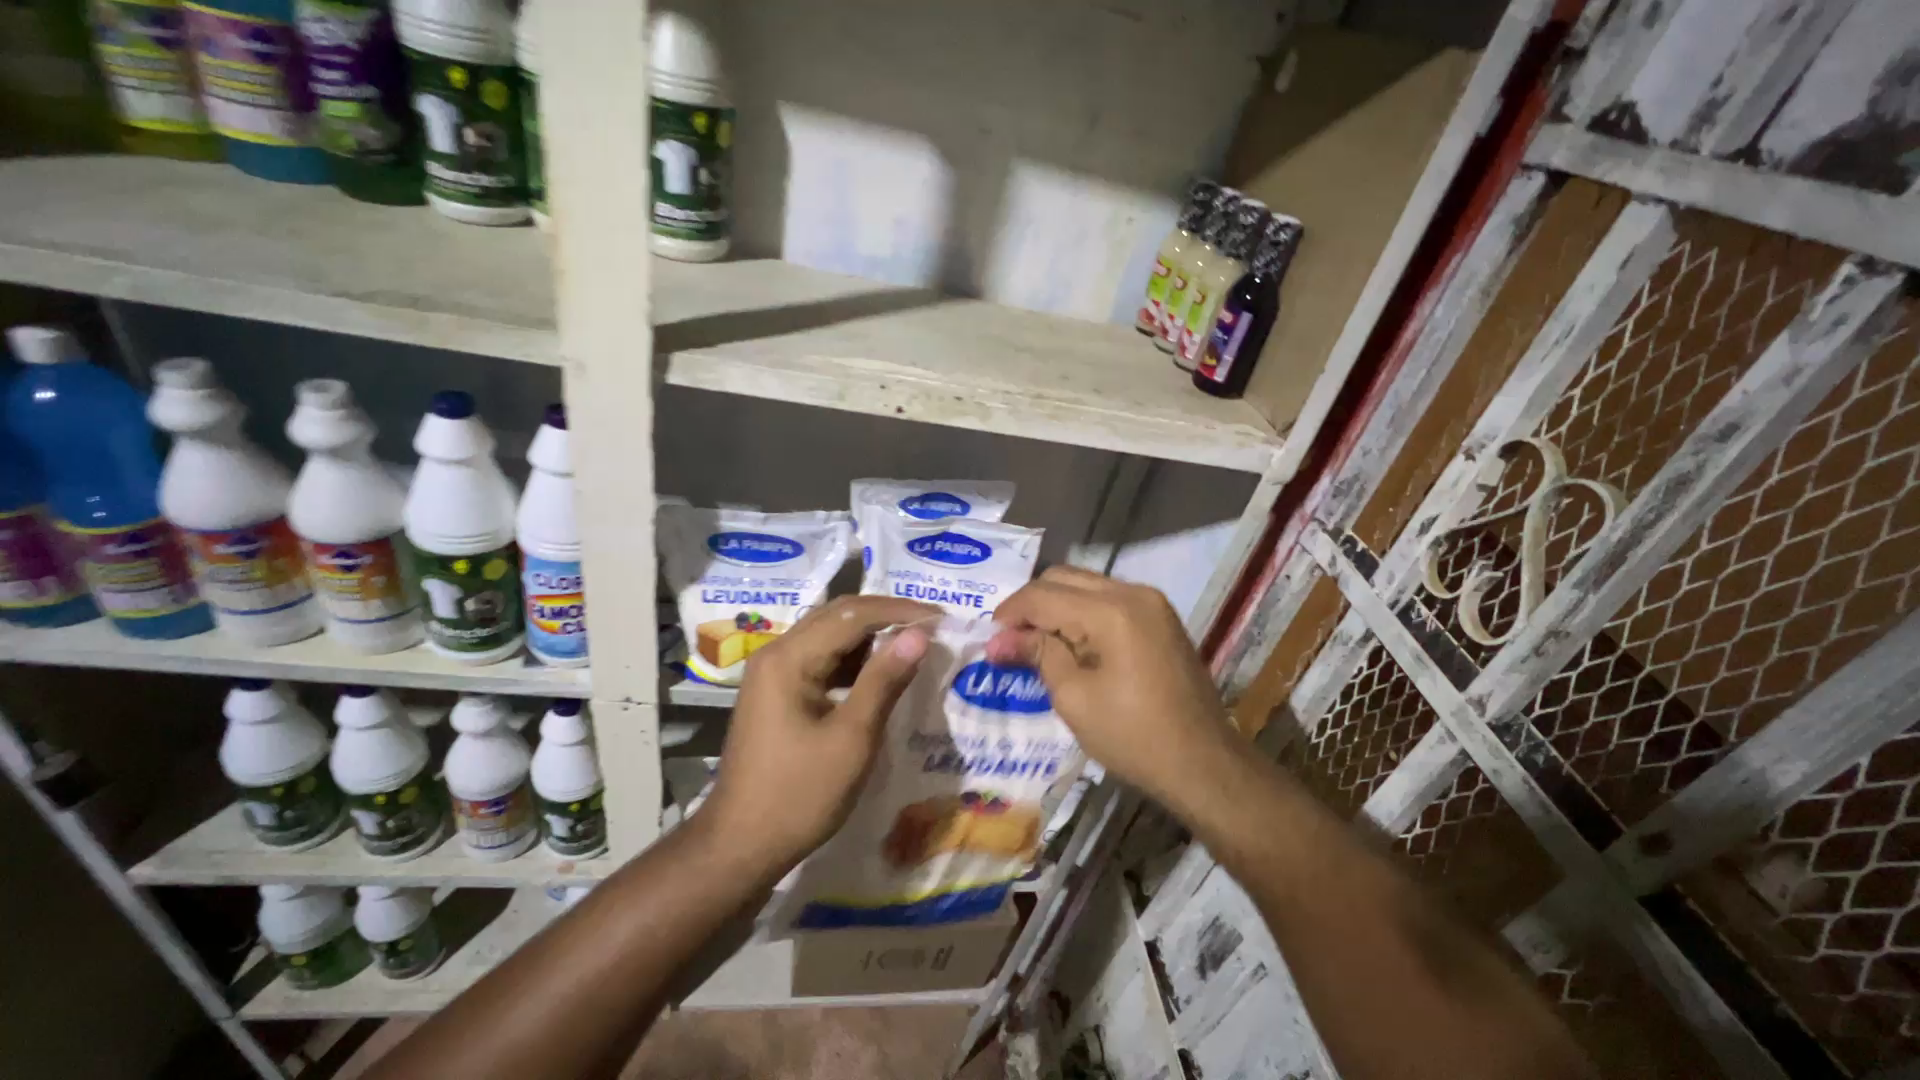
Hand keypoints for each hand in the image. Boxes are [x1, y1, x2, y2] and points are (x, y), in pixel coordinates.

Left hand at [701, 595, 937, 877]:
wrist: (742, 844)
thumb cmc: (800, 793)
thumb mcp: (852, 738)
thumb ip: (885, 680)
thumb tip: (920, 634)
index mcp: (789, 658)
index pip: (852, 614)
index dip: (900, 611)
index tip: (944, 618)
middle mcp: (776, 654)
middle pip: (837, 617)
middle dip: (886, 617)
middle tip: (933, 627)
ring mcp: (772, 675)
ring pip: (829, 638)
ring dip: (871, 638)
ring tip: (915, 646)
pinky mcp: (776, 695)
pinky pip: (820, 662)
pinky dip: (853, 662)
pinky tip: (882, 675)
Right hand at [986, 567, 1239, 805]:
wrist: (1204, 763)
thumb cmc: (1133, 737)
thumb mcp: (1074, 698)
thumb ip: (1037, 655)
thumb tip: (997, 640)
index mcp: (1111, 611)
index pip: (1042, 595)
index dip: (1009, 614)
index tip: (989, 641)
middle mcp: (1133, 592)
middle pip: (1064, 578)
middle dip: (1031, 605)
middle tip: (1010, 642)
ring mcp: (1152, 603)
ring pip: (1086, 585)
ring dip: (1056, 607)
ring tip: (1036, 645)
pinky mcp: (1161, 619)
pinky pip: (1109, 600)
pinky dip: (1082, 613)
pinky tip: (1071, 644)